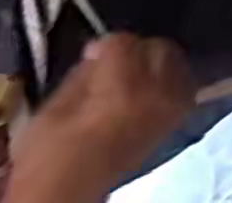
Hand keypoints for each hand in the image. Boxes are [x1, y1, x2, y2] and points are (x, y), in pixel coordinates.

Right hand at [6, 35, 192, 202]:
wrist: (68, 196)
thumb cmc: (48, 160)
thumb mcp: (48, 116)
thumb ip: (80, 78)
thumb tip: (100, 52)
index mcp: (122, 91)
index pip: (126, 45)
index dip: (107, 43)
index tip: (93, 50)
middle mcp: (159, 89)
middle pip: (158, 46)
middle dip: (134, 48)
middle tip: (111, 62)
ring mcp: (176, 98)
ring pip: (175, 58)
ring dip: (153, 59)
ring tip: (128, 74)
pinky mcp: (183, 108)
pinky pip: (183, 77)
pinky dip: (167, 74)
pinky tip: (146, 86)